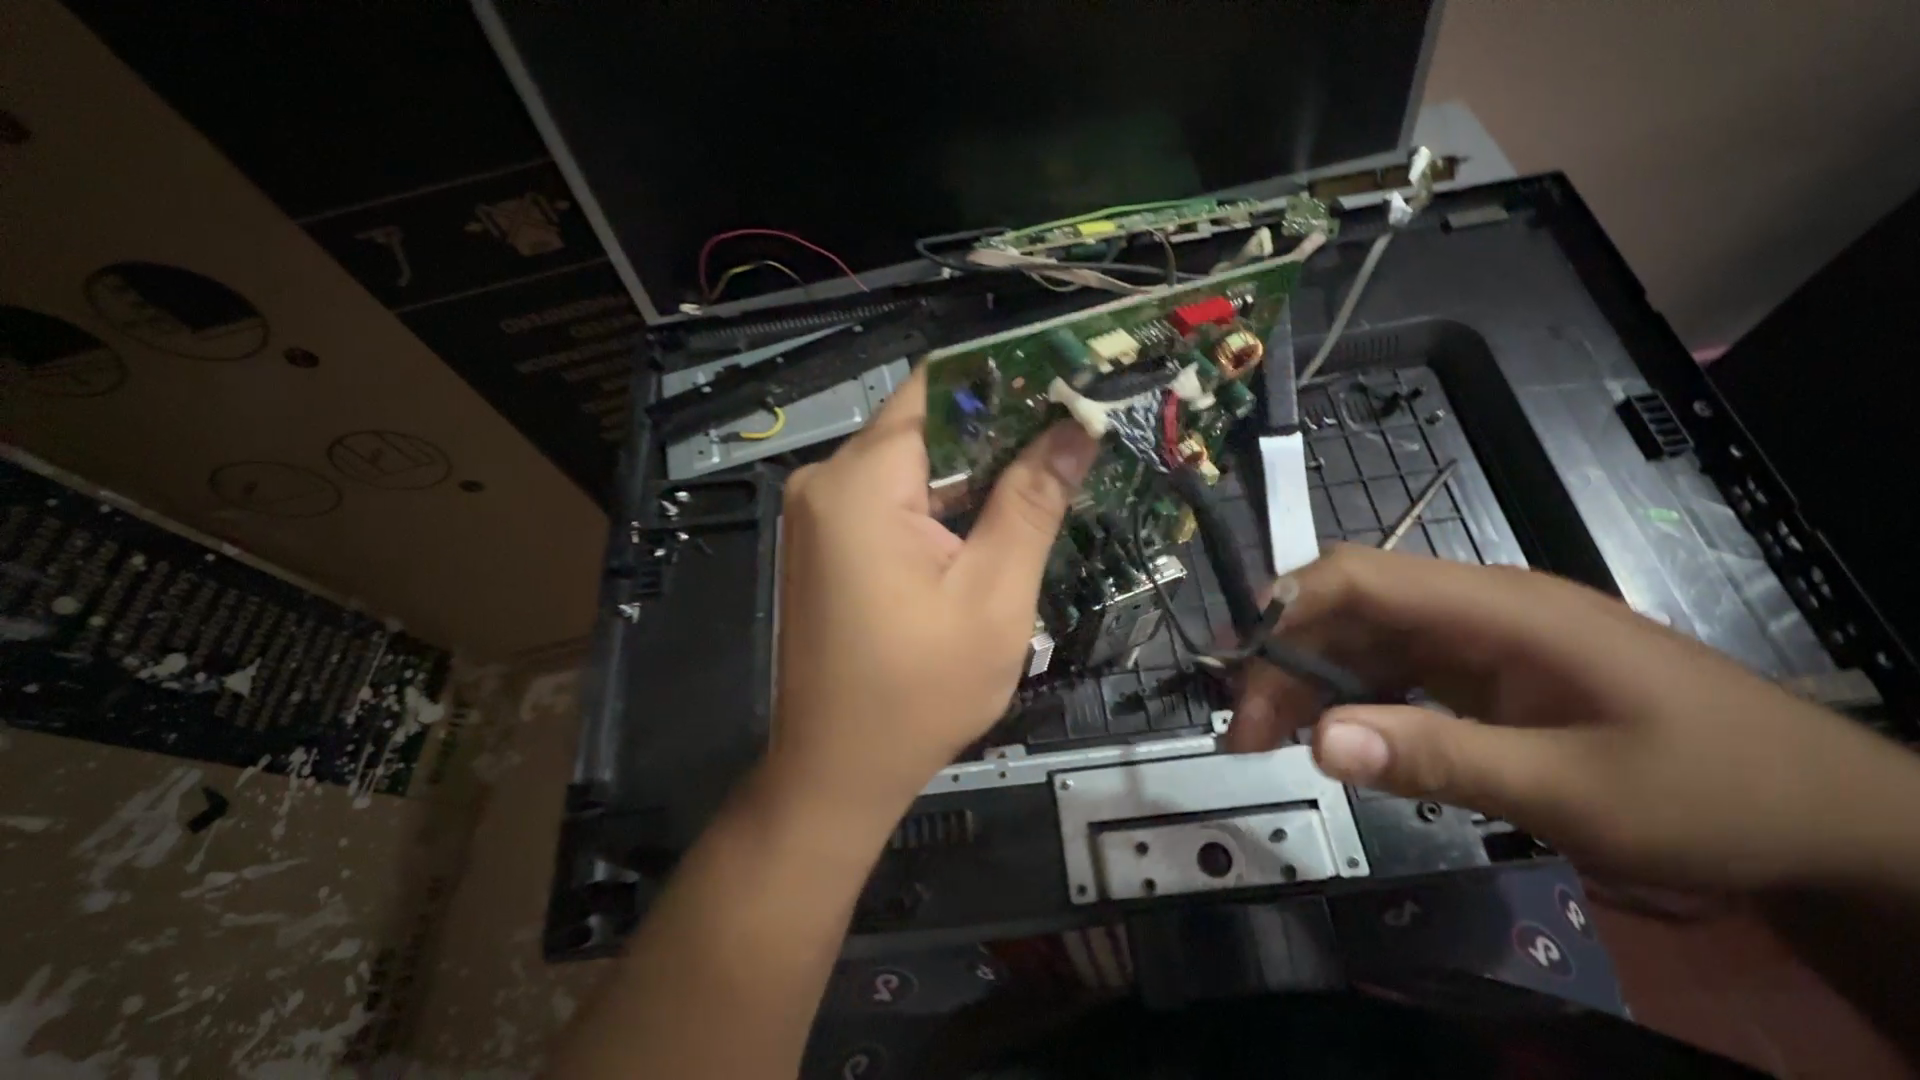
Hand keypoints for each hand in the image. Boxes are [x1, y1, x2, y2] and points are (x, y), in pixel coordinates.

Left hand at [770, 369, 1100, 817]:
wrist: (839, 770)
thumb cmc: (919, 692)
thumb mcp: (994, 596)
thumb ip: (1032, 501)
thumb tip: (1077, 425)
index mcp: (860, 482)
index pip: (937, 387)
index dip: (1008, 376)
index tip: (1072, 379)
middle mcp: (825, 481)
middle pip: (923, 422)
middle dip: (1000, 426)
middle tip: (1076, 430)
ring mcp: (818, 513)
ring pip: (910, 462)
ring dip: (974, 467)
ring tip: (1050, 468)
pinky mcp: (824, 543)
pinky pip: (890, 498)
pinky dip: (941, 501)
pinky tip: (994, 515)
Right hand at [1228, 546, 1919, 893]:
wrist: (1827, 815)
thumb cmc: (1711, 791)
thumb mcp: (1575, 790)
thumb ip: (1442, 759)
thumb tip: (1318, 741)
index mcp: (1497, 608)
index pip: (1359, 578)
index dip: (1283, 609)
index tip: (1233, 672)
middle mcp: (1479, 609)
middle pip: (1351, 610)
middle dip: (1286, 662)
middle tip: (1246, 736)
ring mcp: (1486, 641)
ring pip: (1368, 642)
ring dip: (1313, 685)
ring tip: (1272, 743)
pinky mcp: (1493, 675)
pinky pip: (1401, 674)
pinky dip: (1358, 703)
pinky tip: (1339, 739)